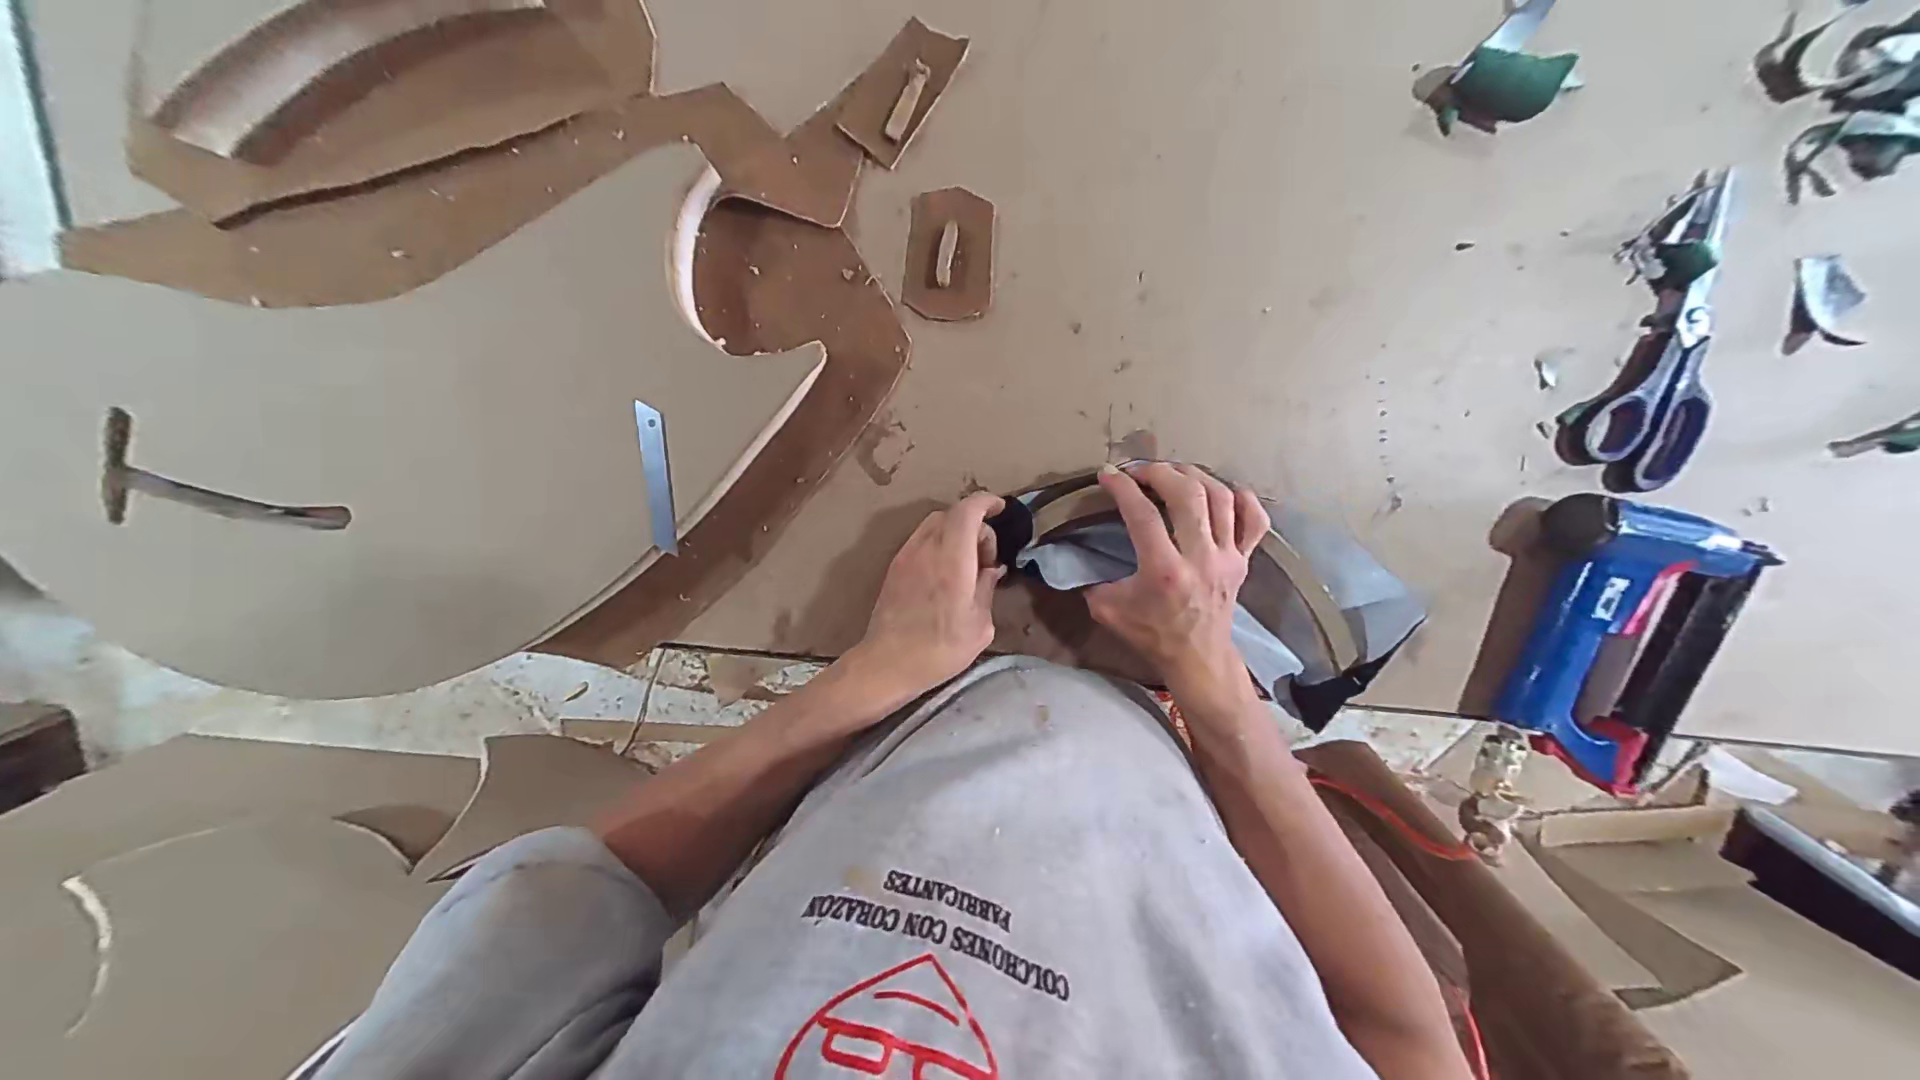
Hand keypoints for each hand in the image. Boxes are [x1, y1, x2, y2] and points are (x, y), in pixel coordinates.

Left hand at [848, 492, 1007, 701]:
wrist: (887, 663)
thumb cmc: (939, 650)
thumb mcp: (979, 626)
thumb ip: (987, 588)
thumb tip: (992, 569)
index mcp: (952, 560)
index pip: (968, 510)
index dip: (987, 502)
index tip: (1000, 510)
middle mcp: (927, 548)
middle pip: (953, 513)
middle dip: (975, 526)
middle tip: (986, 559)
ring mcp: (906, 555)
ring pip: (934, 524)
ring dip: (955, 533)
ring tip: (965, 566)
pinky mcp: (894, 567)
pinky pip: (921, 539)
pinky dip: (939, 543)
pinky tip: (945, 574)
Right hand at [1086, 463, 1268, 710]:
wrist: (1198, 659)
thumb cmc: (1151, 634)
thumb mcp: (1107, 610)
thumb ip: (1089, 580)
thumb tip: (1074, 554)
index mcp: (1164, 571)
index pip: (1143, 515)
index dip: (1123, 488)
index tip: (1108, 475)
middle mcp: (1200, 558)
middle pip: (1188, 495)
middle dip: (1160, 472)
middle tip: (1140, 470)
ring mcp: (1227, 557)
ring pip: (1220, 498)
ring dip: (1194, 476)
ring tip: (1172, 472)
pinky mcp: (1243, 560)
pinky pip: (1254, 521)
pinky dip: (1243, 499)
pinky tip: (1222, 490)